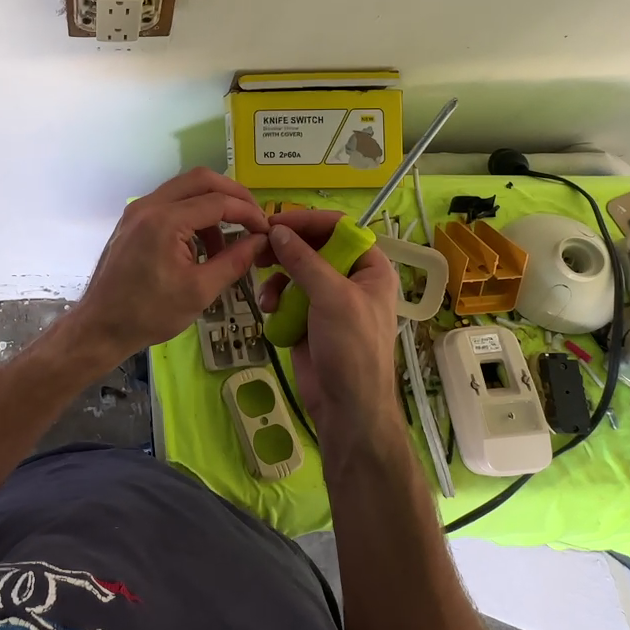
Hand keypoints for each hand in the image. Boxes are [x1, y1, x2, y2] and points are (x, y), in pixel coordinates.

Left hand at [65, 168, 270, 363]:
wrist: (100, 326)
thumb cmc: (149, 313)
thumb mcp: (200, 291)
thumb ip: (234, 261)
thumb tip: (262, 241)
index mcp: (164, 220)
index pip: (217, 201)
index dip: (248, 213)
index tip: (267, 229)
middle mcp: (149, 205)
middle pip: (200, 180)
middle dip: (232, 196)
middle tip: (253, 219)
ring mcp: (137, 210)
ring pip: (184, 189)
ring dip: (211, 207)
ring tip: (226, 245)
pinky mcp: (133, 220)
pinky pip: (169, 203)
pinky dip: (191, 215)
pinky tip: (200, 249)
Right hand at [257, 211, 400, 426]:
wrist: (347, 407)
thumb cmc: (352, 349)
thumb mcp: (332, 298)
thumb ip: (304, 261)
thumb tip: (277, 232)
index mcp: (370, 268)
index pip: (339, 228)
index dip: (308, 221)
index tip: (276, 222)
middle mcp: (350, 278)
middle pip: (313, 246)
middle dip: (287, 249)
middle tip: (260, 248)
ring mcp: (327, 298)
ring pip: (295, 270)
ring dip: (277, 278)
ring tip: (266, 293)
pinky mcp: (307, 317)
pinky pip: (286, 294)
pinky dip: (275, 298)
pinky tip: (268, 309)